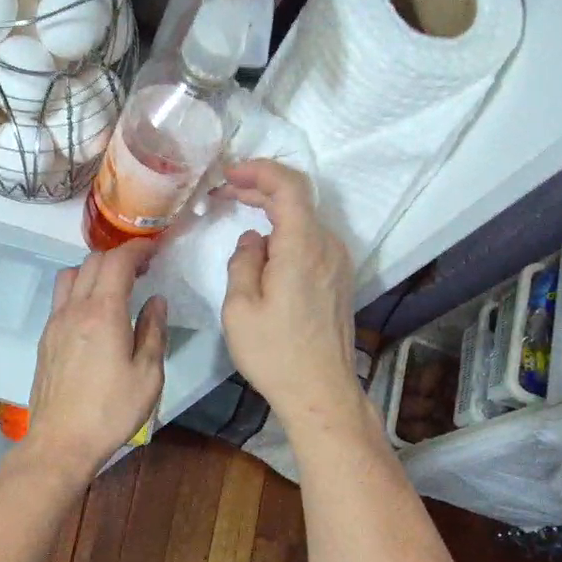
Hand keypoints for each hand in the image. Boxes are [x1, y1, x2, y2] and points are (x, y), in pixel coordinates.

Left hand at [19, 241, 166, 479]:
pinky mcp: (45, 341)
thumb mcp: (148, 374)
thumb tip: (155, 301)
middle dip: (118, 257)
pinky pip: (60, 301)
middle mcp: (73, 311)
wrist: (61, 441)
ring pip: (69, 277)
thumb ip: (153, 331)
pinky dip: (78, 292)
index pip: (117, 261)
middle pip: (91, 263)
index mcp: (102, 313)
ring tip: (115, 287)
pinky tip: (94, 314)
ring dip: (93, 272)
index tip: (155, 250)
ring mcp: (54, 325)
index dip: (138, 249)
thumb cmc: (111, 412)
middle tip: (142, 269)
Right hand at [216, 159, 358, 419]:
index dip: (260, 171)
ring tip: (237, 216)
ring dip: (272, 212)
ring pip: (304, 221)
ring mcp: (337, 263)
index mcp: (302, 248)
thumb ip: (243, 263)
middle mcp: (327, 247)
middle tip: (224, 191)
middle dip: (260, 188)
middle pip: (298, 200)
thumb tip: (251, 240)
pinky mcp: (337, 280)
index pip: (289, 188)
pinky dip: (285, 233)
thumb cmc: (274, 352)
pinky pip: (310, 242)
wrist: (319, 390)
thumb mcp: (240, 308)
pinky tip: (261, 248)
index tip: (229, 172)